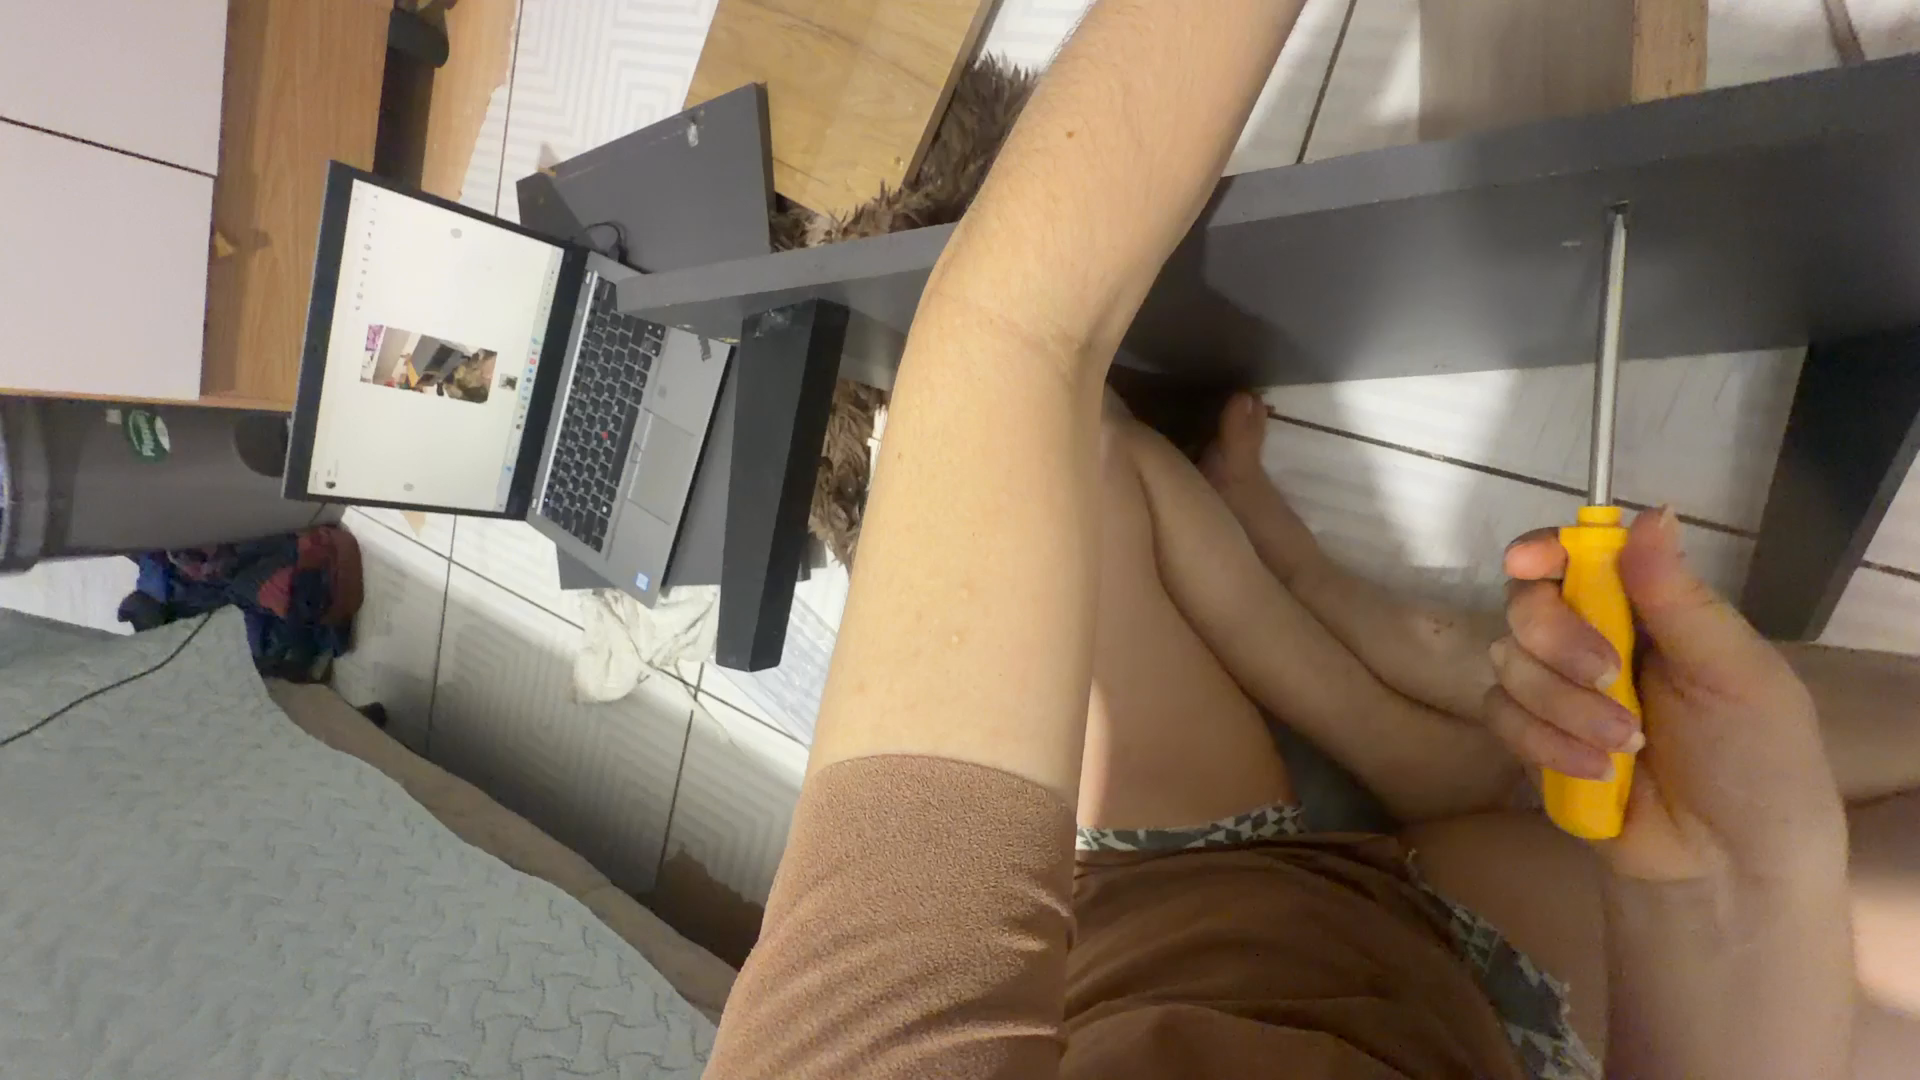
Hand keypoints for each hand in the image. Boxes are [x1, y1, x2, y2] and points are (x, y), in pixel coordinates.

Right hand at [1489, 508, 1845, 883]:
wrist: (1723, 866)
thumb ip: (1682, 600)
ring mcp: (1549, 687)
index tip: (1527, 564)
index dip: (1541, 550)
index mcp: (1643, 614)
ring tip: (1623, 746)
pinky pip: (1500, 712)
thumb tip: (1651, 513)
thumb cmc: (1756, 766)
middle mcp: (1586, 640)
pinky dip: (1542, 740)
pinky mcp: (1524, 731)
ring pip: (1508, 661)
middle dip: (1558, 639)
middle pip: (1525, 603)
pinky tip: (1590, 769)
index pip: (1572, 559)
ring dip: (1562, 704)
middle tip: (1609, 675)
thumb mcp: (1737, 677)